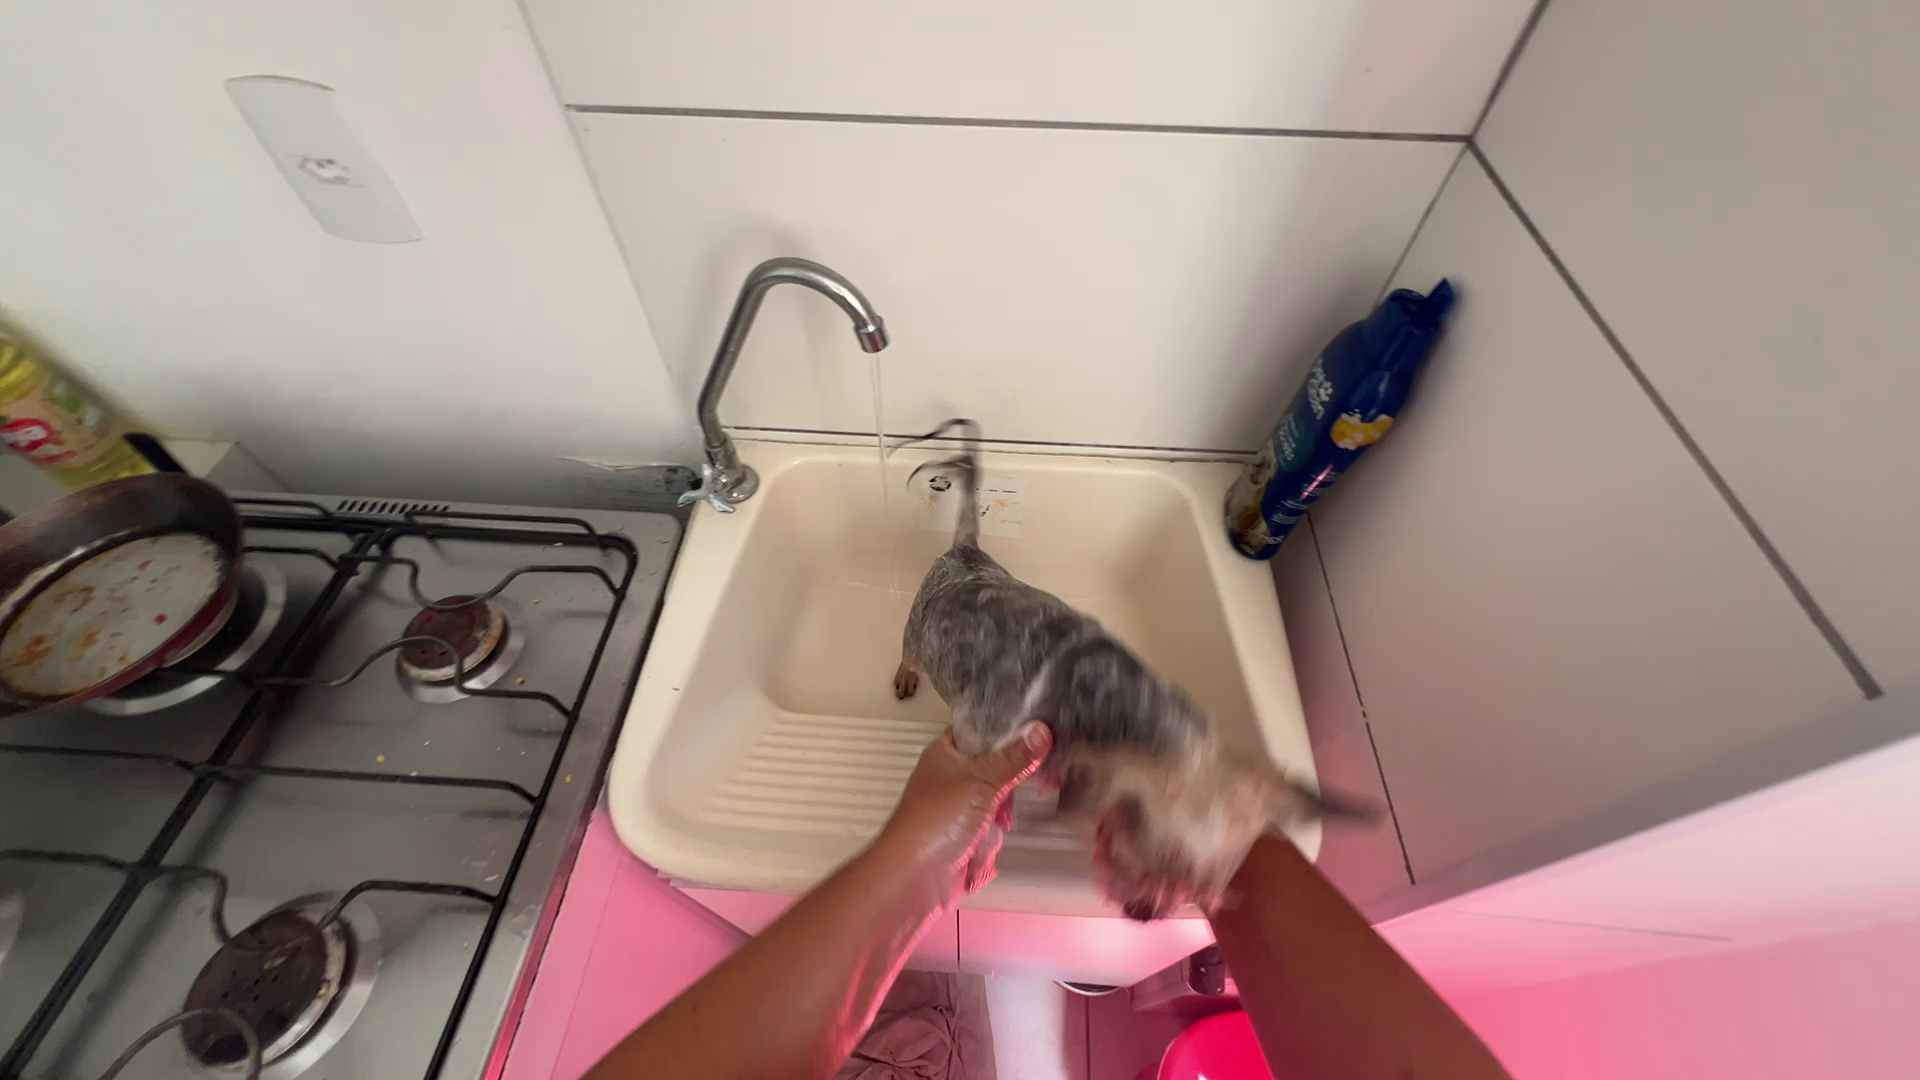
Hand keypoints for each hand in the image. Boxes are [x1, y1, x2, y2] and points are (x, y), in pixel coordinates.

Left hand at [871, 723, 1051, 902]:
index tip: (1038, 735)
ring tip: (991, 827)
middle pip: (995, 768)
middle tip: (1009, 795)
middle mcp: (951, 773)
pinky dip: (989, 839)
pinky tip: (982, 847)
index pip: (982, 729)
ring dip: (997, 819)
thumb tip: (1043, 729)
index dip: (1007, 731)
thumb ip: (1014, 757)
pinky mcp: (962, 833)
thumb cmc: (941, 817)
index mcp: (946, 750)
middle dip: (1006, 788)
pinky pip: (989, 828)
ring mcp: (957, 805)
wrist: (913, 877)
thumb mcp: (981, 780)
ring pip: (997, 802)